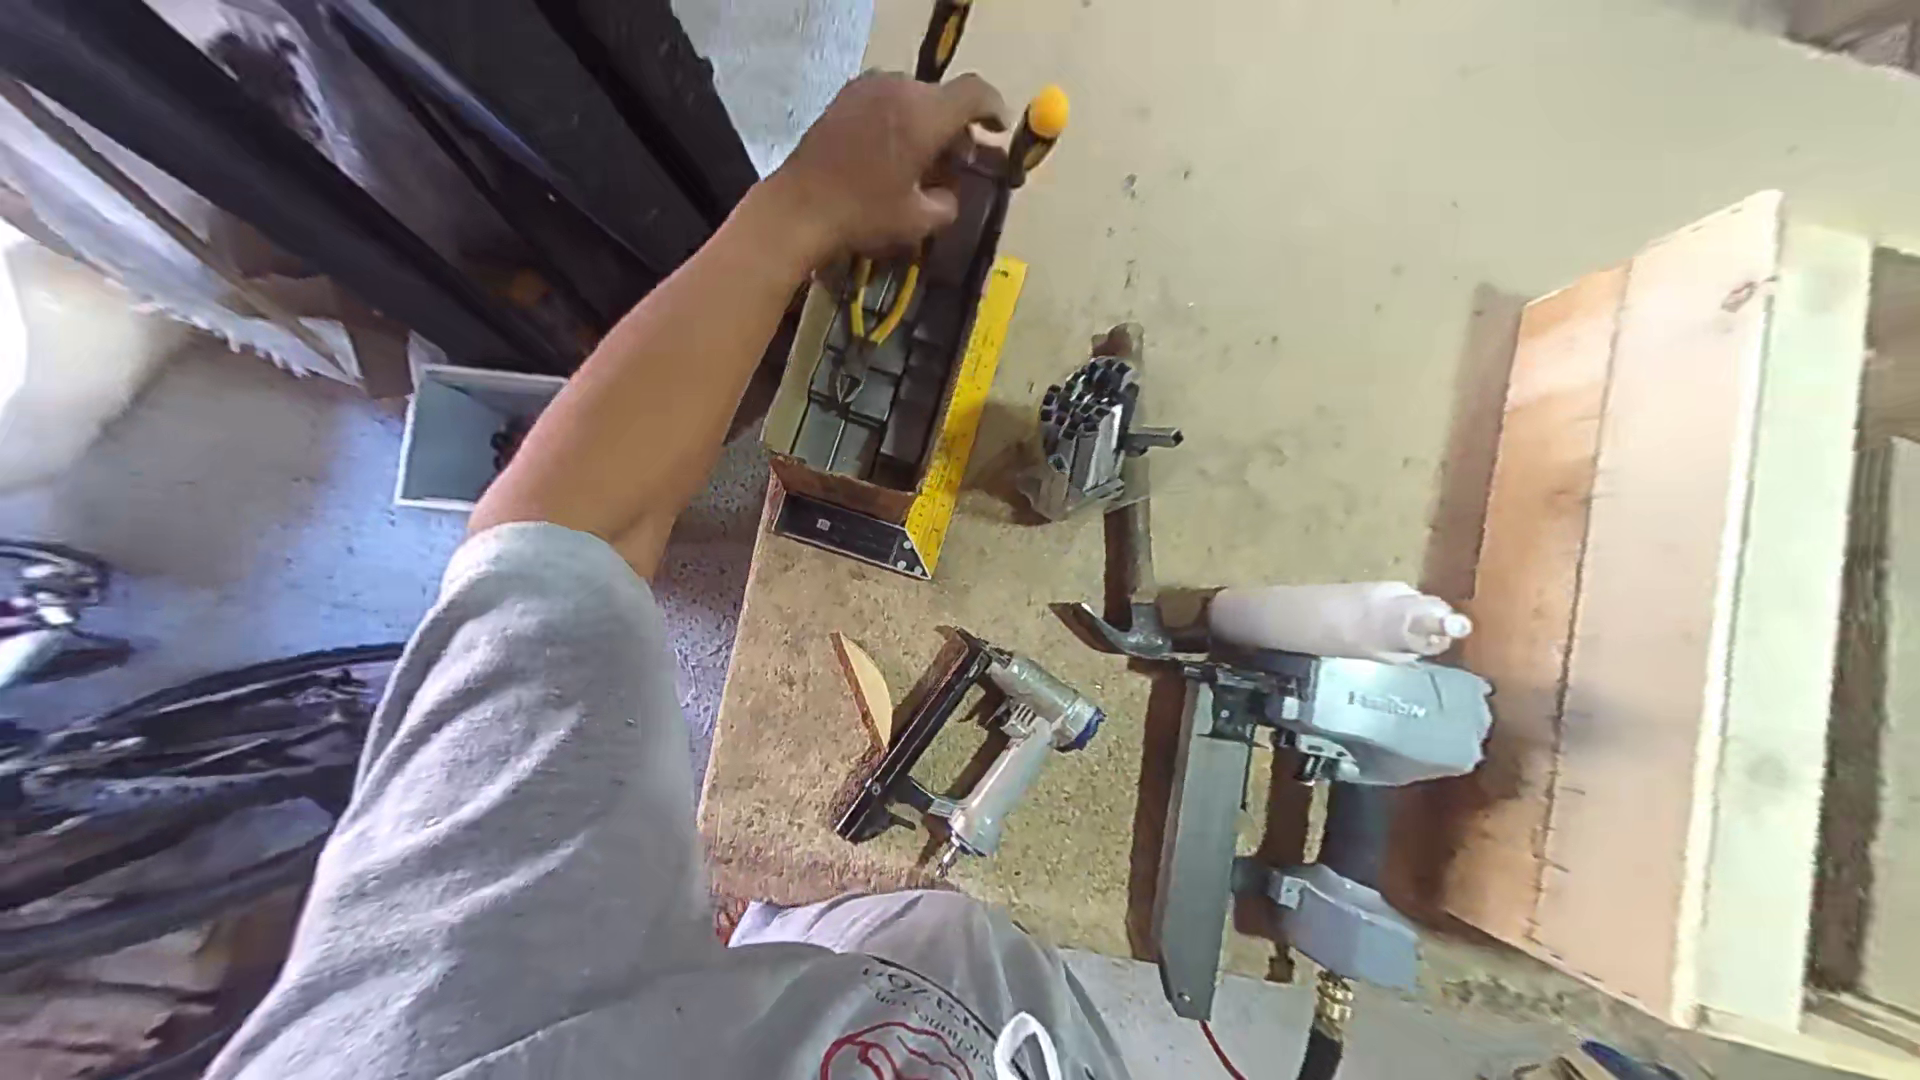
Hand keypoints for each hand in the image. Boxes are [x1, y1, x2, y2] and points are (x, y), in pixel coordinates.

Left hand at [756, 72, 1007, 264]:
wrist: (801, 208)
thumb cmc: (864, 215)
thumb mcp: (917, 222)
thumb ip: (947, 204)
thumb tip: (950, 195)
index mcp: (923, 114)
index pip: (974, 93)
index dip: (994, 109)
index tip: (999, 129)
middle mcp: (898, 88)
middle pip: (942, 97)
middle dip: (958, 127)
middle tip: (960, 161)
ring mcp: (868, 88)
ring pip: (914, 98)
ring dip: (929, 124)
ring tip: (927, 161)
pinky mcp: (845, 97)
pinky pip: (888, 102)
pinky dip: (902, 122)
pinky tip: (896, 154)